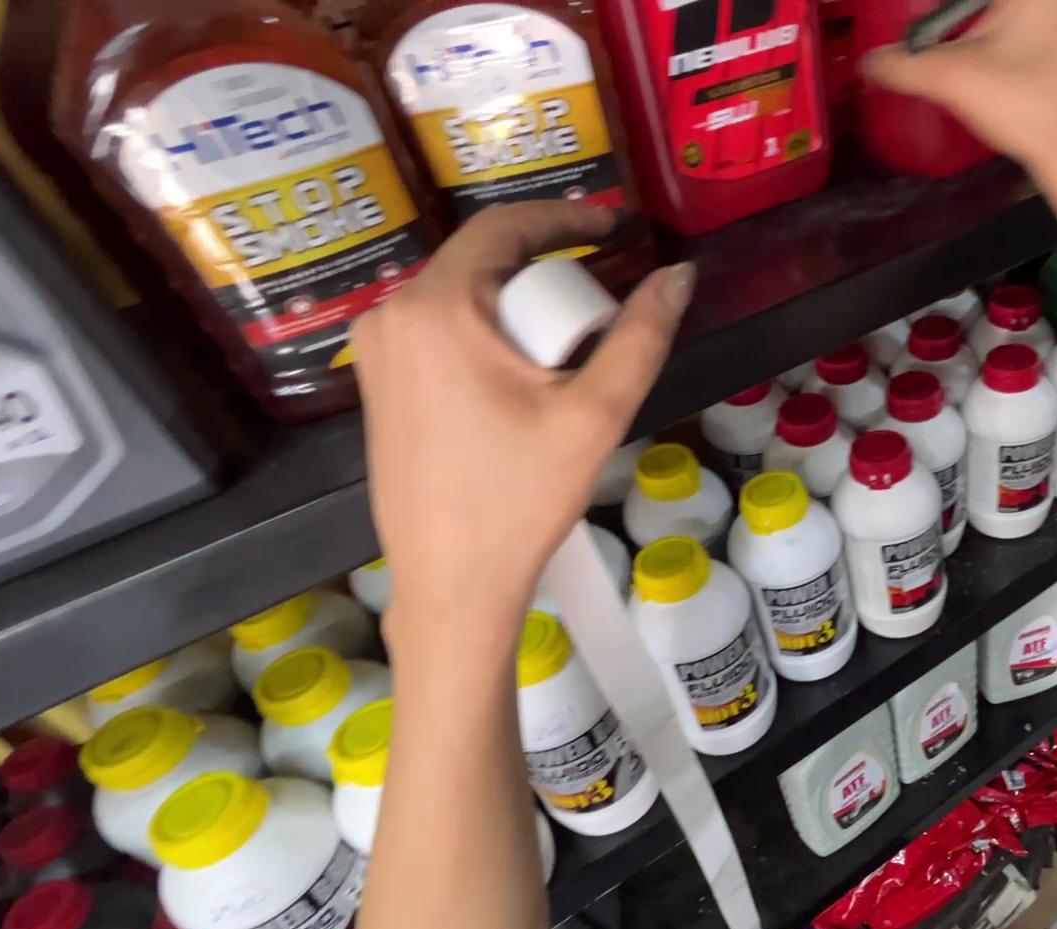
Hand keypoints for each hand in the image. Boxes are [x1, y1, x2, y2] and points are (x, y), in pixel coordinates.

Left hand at [351, 201, 693, 646]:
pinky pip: (441, 334)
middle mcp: (391, 315)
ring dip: (521, 310)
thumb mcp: (596, 415)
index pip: (505, 227)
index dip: (566, 218)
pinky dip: (489, 338)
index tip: (615, 229)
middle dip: (548, 277)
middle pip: (484, 265)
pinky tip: (522, 386)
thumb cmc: (522, 498)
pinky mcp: (379, 387)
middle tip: (600, 318)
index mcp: (438, 308)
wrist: (452, 583)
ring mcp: (376, 353)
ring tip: (568, 358)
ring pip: (464, 301)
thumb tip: (680, 275)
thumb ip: (642, 337)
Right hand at [864, 0, 1056, 179]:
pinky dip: (1035, 28)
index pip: (969, 0)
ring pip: (1031, 10)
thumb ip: (907, 66)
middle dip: (970, 16)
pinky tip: (1024, 62)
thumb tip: (871, 64)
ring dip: (1002, 22)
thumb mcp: (958, 81)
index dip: (944, 12)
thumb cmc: (1031, 108)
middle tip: (945, 32)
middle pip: (999, 4)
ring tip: (984, 52)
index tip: (929, 27)